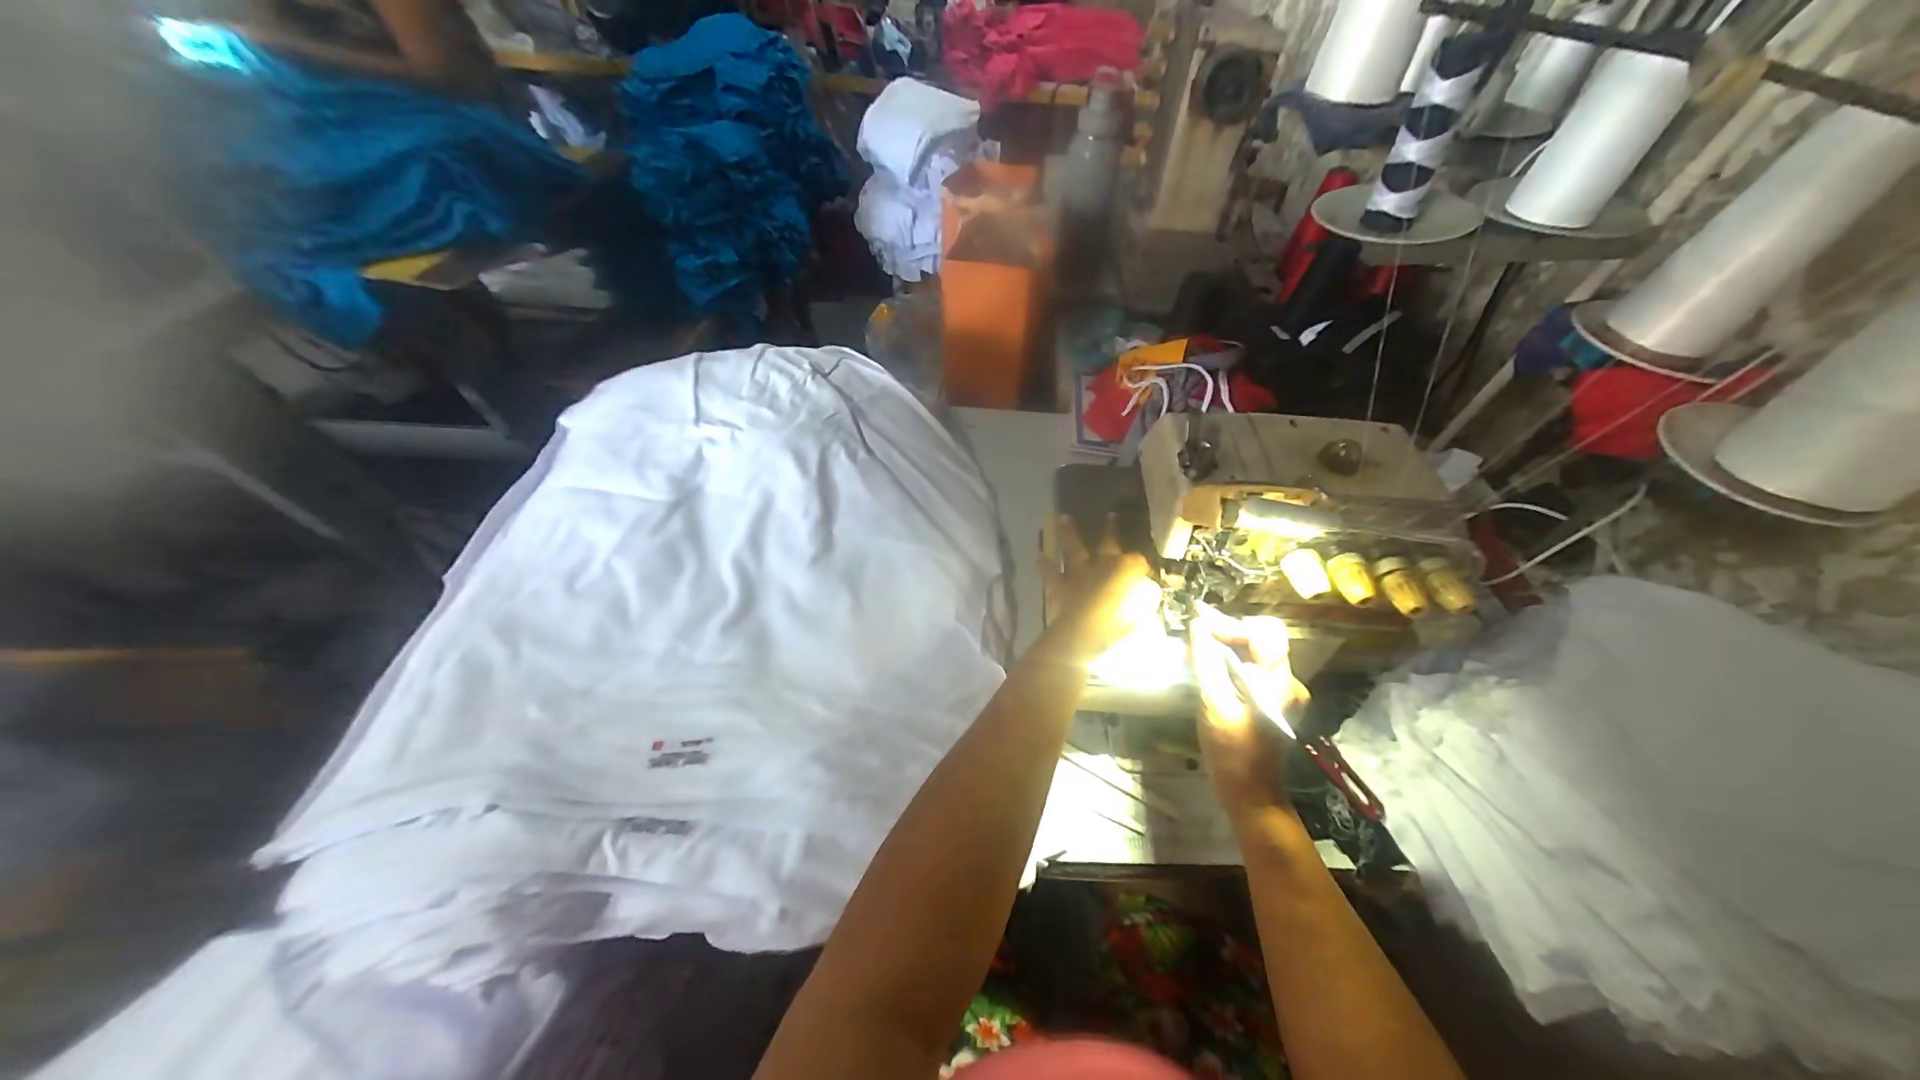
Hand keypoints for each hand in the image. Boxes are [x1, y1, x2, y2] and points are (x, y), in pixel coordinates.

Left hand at [1042, 514, 1153, 661]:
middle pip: (1107, 542)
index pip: (1138, 560)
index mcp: (1126, 570)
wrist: (1086, 629)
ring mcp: (1079, 573)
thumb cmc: (1120, 620)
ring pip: (1073, 548)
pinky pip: (1050, 573)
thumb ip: (1145, 594)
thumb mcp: (1143, 608)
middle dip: (1110, 529)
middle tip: (1110, 514)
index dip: (1142, 562)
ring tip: (1061, 518)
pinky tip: (1038, 556)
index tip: (1145, 566)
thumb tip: (1147, 587)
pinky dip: (1045, 565)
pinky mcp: (1060, 586)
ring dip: (1068, 533)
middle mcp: (1102, 565)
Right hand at [1189, 604, 1308, 820]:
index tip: (1200, 623)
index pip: (1265, 633)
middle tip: (1193, 626)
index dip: (1232, 624)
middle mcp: (1287, 681)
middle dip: (1226, 629)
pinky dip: (1229, 660)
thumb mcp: (1213, 705)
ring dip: (1226, 643)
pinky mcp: (1270, 699)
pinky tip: (1207, 664)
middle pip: (1260, 638)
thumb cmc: (1232, 753)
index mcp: (1278, 682)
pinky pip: (1251, 668)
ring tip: (1195, 643)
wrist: (1251, 794)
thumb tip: (1198, 626)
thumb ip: (1207, 663)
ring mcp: (1281, 691)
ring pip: (1254, 652)